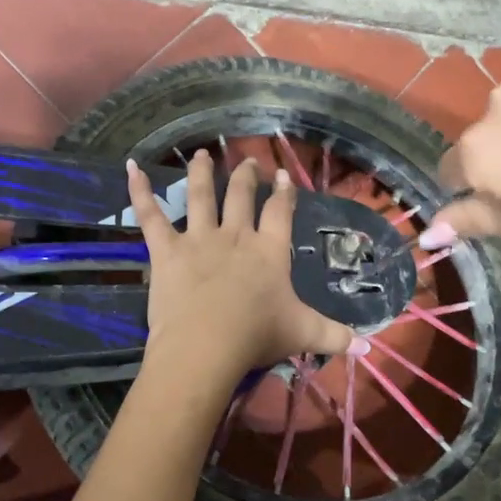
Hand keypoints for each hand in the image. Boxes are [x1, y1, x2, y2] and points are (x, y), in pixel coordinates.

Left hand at [127, 151, 364, 376]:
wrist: (208, 344)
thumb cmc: (258, 337)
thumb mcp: (304, 335)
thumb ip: (335, 337)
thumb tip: (368, 346)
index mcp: (270, 251)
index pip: (279, 212)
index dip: (283, 193)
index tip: (282, 177)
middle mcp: (236, 236)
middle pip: (241, 196)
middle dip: (245, 176)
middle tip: (247, 162)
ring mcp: (199, 239)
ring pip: (199, 196)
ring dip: (200, 172)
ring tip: (200, 154)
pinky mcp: (166, 250)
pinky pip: (150, 215)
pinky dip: (140, 190)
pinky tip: (132, 167)